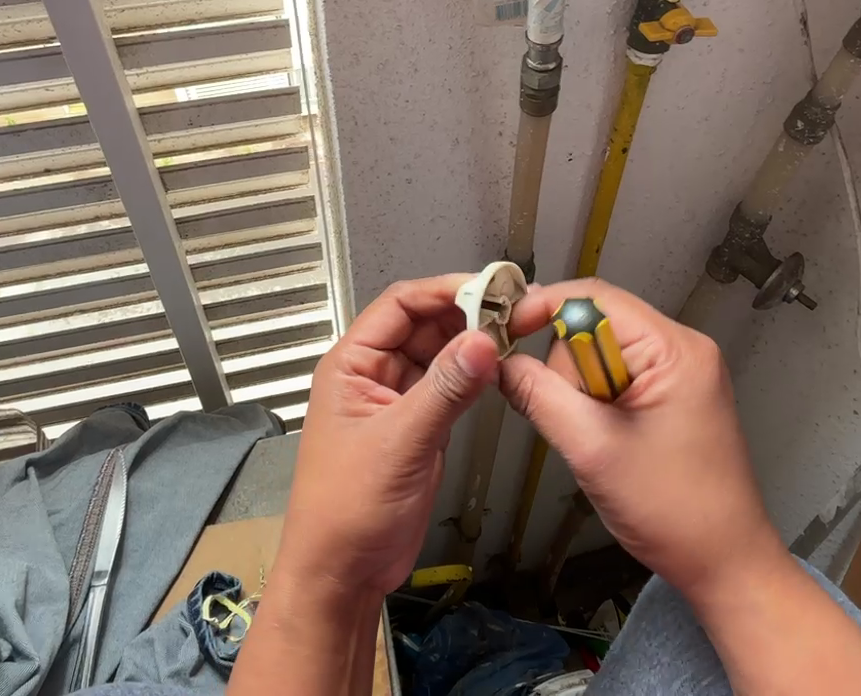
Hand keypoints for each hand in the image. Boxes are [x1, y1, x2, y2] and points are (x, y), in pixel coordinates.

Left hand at [281, 275, 500, 595]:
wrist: (342, 573)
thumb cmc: (349, 507)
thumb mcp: (399, 442)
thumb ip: (444, 389)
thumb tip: (484, 340)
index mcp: (351, 362)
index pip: (400, 304)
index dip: (444, 289)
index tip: (491, 288)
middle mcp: (373, 371)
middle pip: (424, 323)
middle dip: (467, 312)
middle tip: (517, 307)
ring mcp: (396, 396)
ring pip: (439, 352)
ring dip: (473, 341)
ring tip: (518, 329)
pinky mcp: (418, 423)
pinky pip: (448, 384)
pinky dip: (473, 374)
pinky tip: (499, 365)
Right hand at [501, 278, 785, 598]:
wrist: (726, 566)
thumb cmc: (672, 509)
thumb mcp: (592, 447)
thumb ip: (539, 395)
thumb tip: (497, 362)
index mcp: (673, 349)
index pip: (592, 297)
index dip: (540, 308)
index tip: (503, 334)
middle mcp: (680, 348)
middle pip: (593, 323)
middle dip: (567, 367)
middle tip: (573, 418)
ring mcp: (678, 371)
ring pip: (598, 351)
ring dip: (580, 388)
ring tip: (595, 437)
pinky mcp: (671, 393)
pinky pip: (614, 373)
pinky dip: (594, 399)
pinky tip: (602, 434)